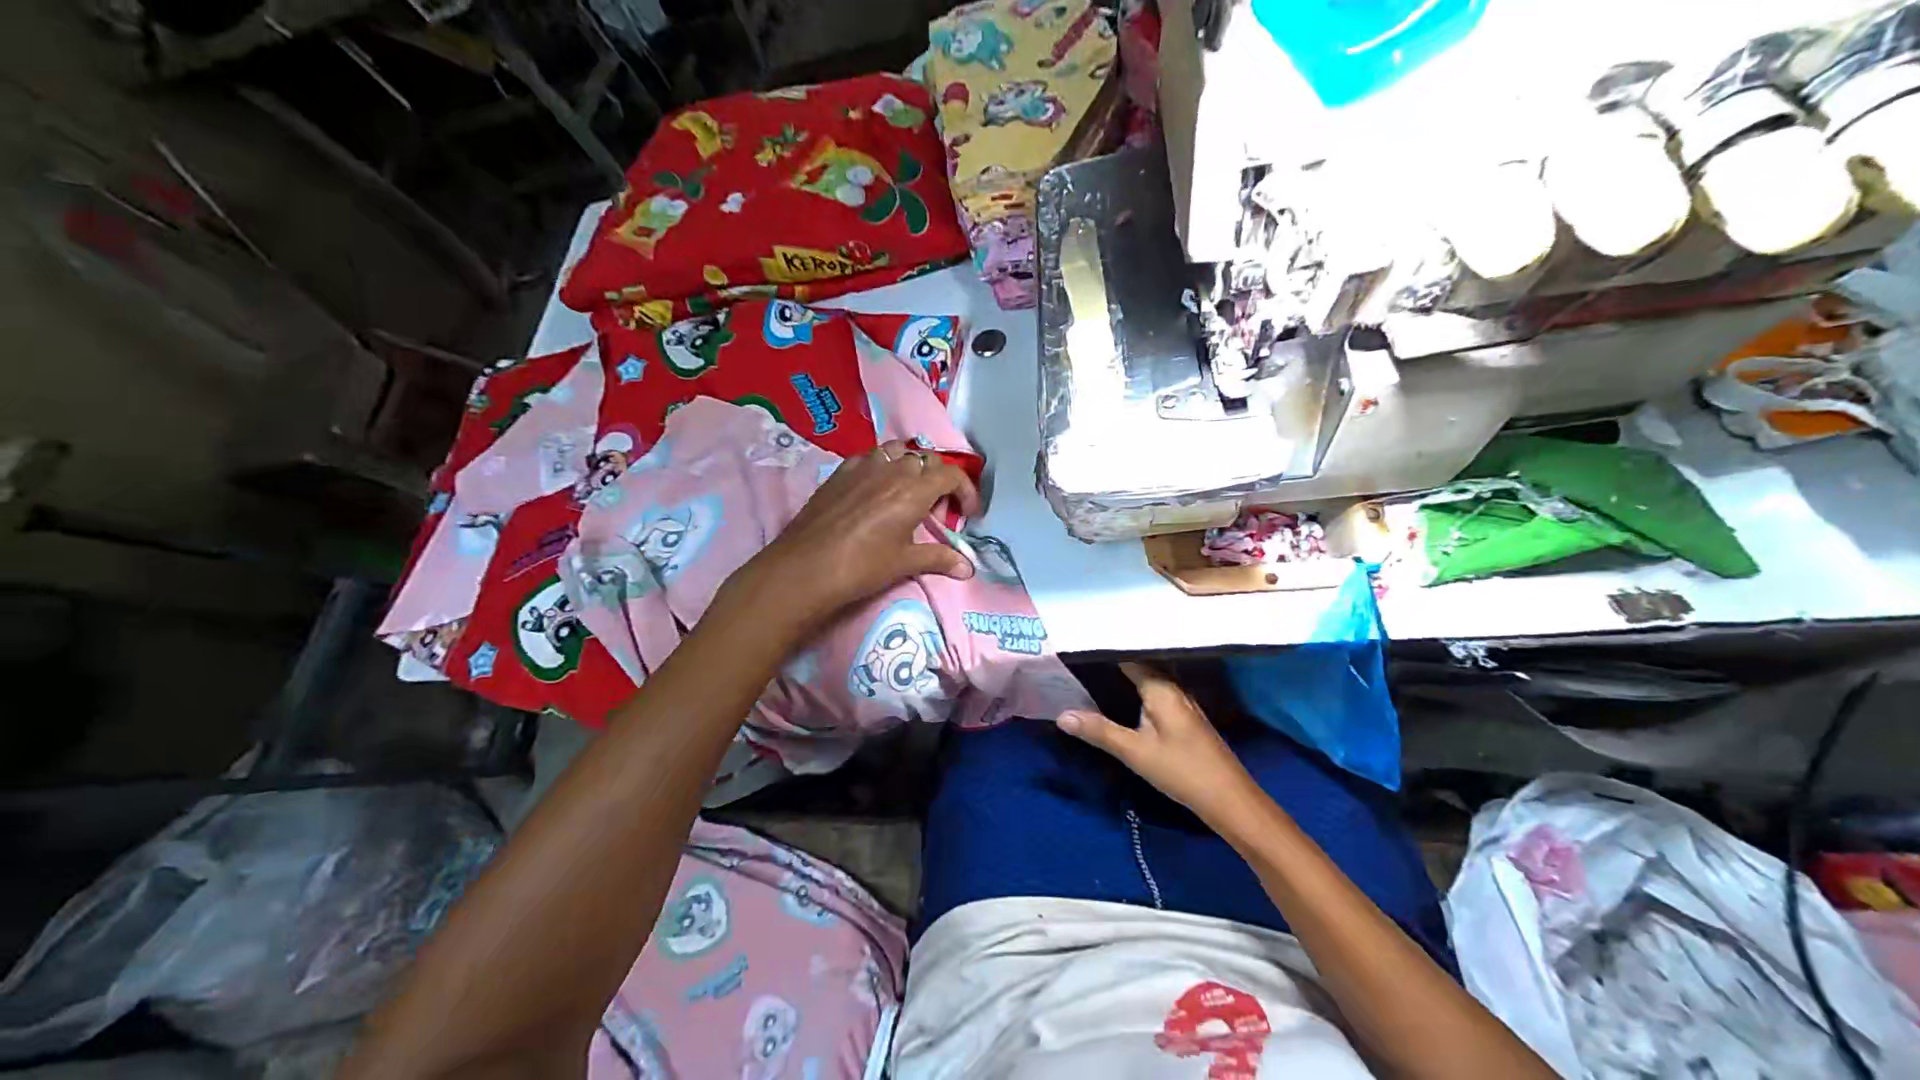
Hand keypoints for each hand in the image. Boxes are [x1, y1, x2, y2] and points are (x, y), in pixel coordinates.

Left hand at [717, 439, 980, 642]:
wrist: (804, 568)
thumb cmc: (860, 567)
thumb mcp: (904, 563)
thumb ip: (939, 558)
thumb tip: (968, 568)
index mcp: (913, 489)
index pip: (951, 474)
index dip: (966, 491)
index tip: (968, 514)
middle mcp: (891, 469)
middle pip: (926, 460)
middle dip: (939, 479)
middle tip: (938, 508)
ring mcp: (862, 466)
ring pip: (897, 451)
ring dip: (911, 467)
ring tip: (909, 493)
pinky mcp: (839, 472)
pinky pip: (870, 458)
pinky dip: (883, 467)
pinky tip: (876, 491)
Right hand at [1056, 663, 1261, 825]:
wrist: (1229, 798)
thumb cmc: (1181, 770)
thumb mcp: (1134, 752)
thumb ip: (1099, 731)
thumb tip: (1061, 715)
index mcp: (1161, 688)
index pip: (1130, 656)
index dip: (1105, 650)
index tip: (1078, 645)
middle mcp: (1174, 688)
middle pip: (1141, 664)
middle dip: (1114, 660)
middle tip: (1080, 658)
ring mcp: (1183, 702)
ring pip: (1151, 679)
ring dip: (1127, 675)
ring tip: (1096, 671)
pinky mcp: (1186, 717)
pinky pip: (1157, 692)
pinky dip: (1138, 689)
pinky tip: (1124, 698)